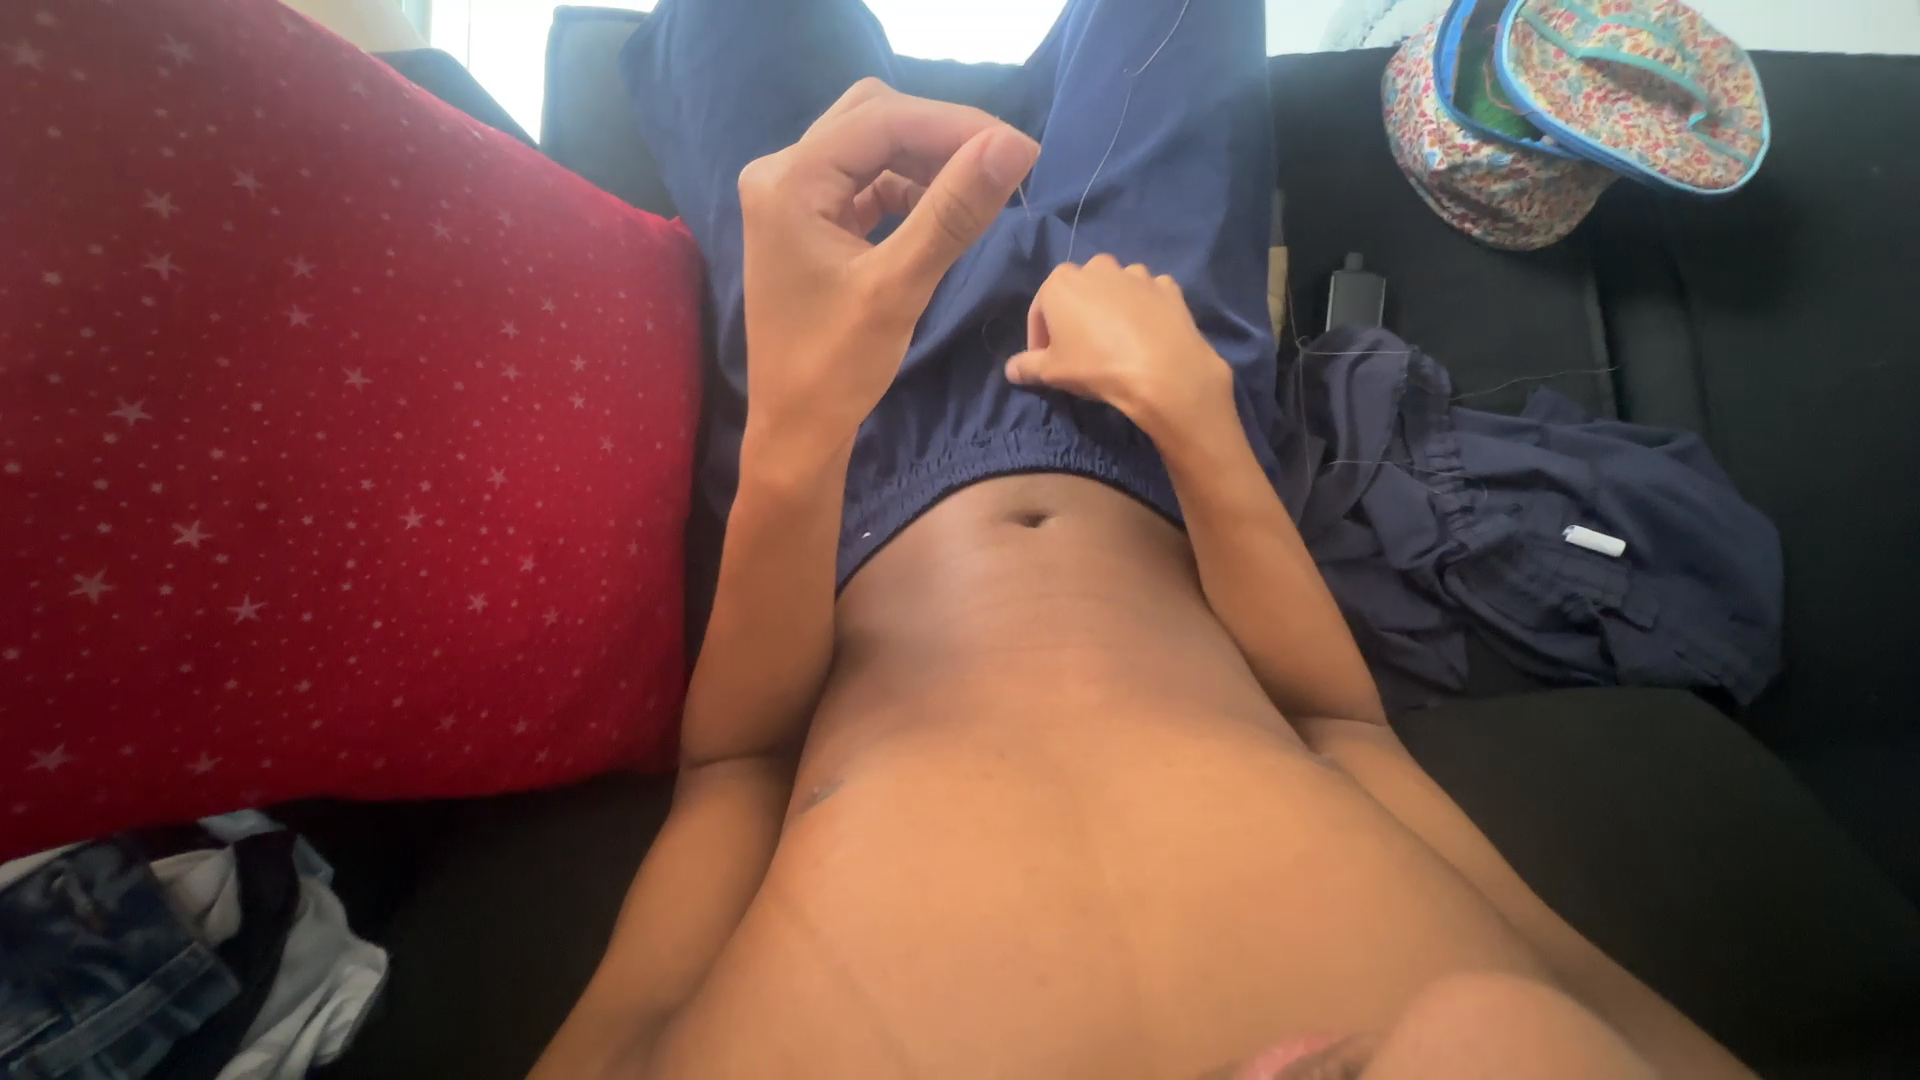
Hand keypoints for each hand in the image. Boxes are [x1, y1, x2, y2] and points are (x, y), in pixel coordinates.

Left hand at [739, 78, 1038, 462]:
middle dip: (939, 137)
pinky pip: (862, 187)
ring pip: (869, 152)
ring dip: (924, 163)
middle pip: (871, 121)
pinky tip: (937, 212)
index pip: (882, 120)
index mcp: (789, 182)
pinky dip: (904, 191)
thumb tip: (1012, 146)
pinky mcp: (807, 226)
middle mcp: (781, 176)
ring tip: (974, 191)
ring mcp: (791, 201)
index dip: (956, 126)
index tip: (1020, 150)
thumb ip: (952, 213)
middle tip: (999, 166)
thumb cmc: (837, 368)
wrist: (797, 428)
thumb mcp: (898, 288)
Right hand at [1004, 256, 1236, 444]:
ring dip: (1109, 311)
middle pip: (1077, 295)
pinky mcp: (1166, 286)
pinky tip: (1144, 336)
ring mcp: (1135, 273)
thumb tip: (1010, 369)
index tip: (1045, 363)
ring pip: (1113, 291)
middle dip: (1074, 319)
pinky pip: (1146, 297)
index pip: (1039, 311)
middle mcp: (1096, 267)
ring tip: (1115, 344)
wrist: (1162, 369)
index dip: (1039, 340)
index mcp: (1061, 282)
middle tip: (1079, 352)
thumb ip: (1027, 366)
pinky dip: (1142, 311)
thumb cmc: (1095, 366)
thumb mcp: (1051, 372)